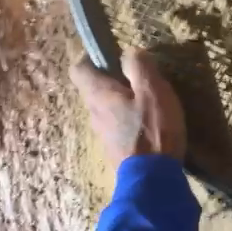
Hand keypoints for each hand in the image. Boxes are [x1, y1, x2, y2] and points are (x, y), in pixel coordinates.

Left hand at [71, 51, 186, 167]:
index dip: (92, 59)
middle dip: (113, 82)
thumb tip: (130, 52)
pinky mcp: (115, 151)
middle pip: (94, 90)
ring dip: (123, 104)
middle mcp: (93, 113)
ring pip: (107, 110)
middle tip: (139, 82)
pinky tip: (150, 127)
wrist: (152, 178)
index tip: (112, 57)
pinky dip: (129, 122)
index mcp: (98, 94)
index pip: (78, 68)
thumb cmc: (152, 130)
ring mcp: (103, 134)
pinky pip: (117, 128)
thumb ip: (140, 66)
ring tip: (148, 105)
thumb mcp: (152, 90)